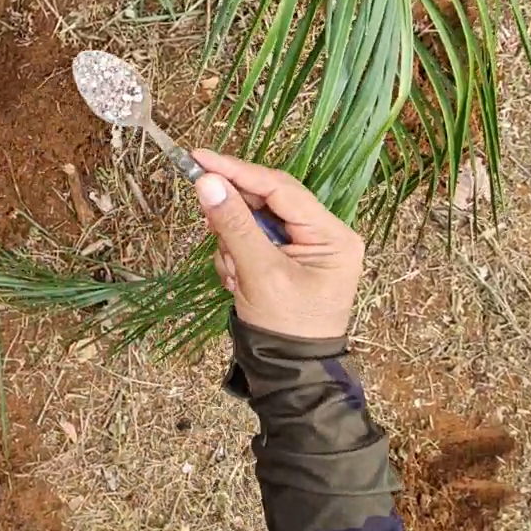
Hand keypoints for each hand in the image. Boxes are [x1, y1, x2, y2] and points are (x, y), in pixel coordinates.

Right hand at [191, 150, 363, 339]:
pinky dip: (233, 253)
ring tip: (234, 273)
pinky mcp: (281, 257)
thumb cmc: (285, 325)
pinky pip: (247, 237)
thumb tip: (206, 181)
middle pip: (265, 199)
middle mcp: (321, 234)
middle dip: (233, 212)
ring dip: (231, 241)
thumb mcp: (259, 273)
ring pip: (250, 218)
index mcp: (332, 235)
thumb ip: (234, 224)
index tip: (199, 157)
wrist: (289, 373)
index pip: (279, 187)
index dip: (237, 170)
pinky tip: (237, 280)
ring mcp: (301, 246)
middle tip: (203, 209)